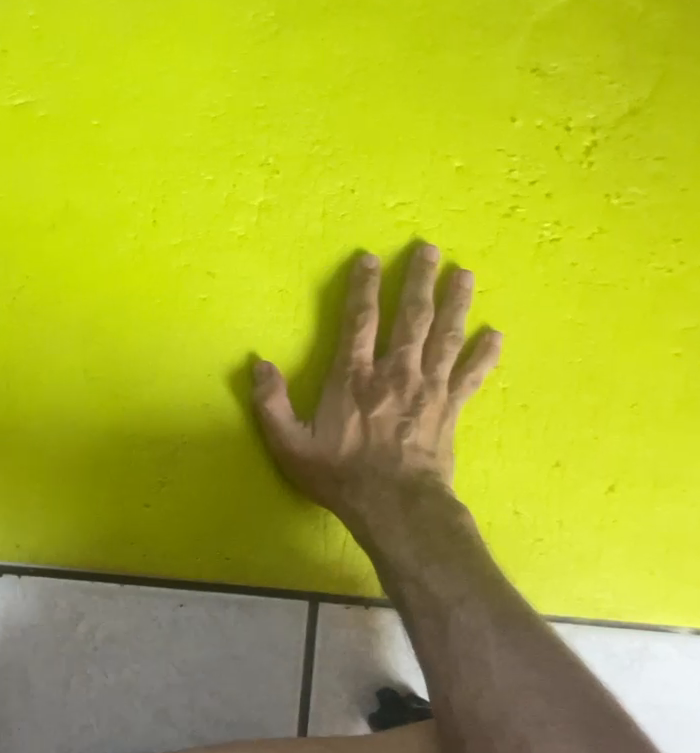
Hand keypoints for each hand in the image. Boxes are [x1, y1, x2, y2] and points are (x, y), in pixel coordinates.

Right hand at [251, 244, 502, 534]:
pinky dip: (484, 352)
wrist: (394, 503)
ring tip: (465, 273)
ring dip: (456, 302)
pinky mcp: (451, 407)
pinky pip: (472, 373)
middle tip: (429, 249)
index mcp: (352, 379)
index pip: (359, 323)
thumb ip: (270, 401)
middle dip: (418, 281)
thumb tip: (258, 363)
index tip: (369, 259)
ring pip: (446, 336)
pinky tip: (494, 333)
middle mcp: (394, 374)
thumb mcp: (286, 441)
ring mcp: (428, 389)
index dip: (363, 289)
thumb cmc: (336, 473)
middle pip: (411, 318)